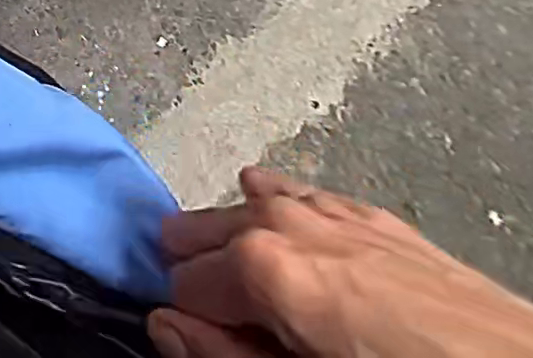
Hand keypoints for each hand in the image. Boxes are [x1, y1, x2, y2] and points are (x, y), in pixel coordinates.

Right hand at [149, 167, 532, 357]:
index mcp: (258, 261)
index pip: (181, 283)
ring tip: (267, 294)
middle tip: (240, 325)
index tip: (217, 344)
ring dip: (237, 244)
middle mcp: (278, 218)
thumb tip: (167, 326)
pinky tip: (294, 243)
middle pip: (197, 232)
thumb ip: (224, 354)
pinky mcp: (366, 213)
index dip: (193, 319)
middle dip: (204, 273)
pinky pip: (293, 191)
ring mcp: (322, 207)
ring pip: (236, 208)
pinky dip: (278, 212)